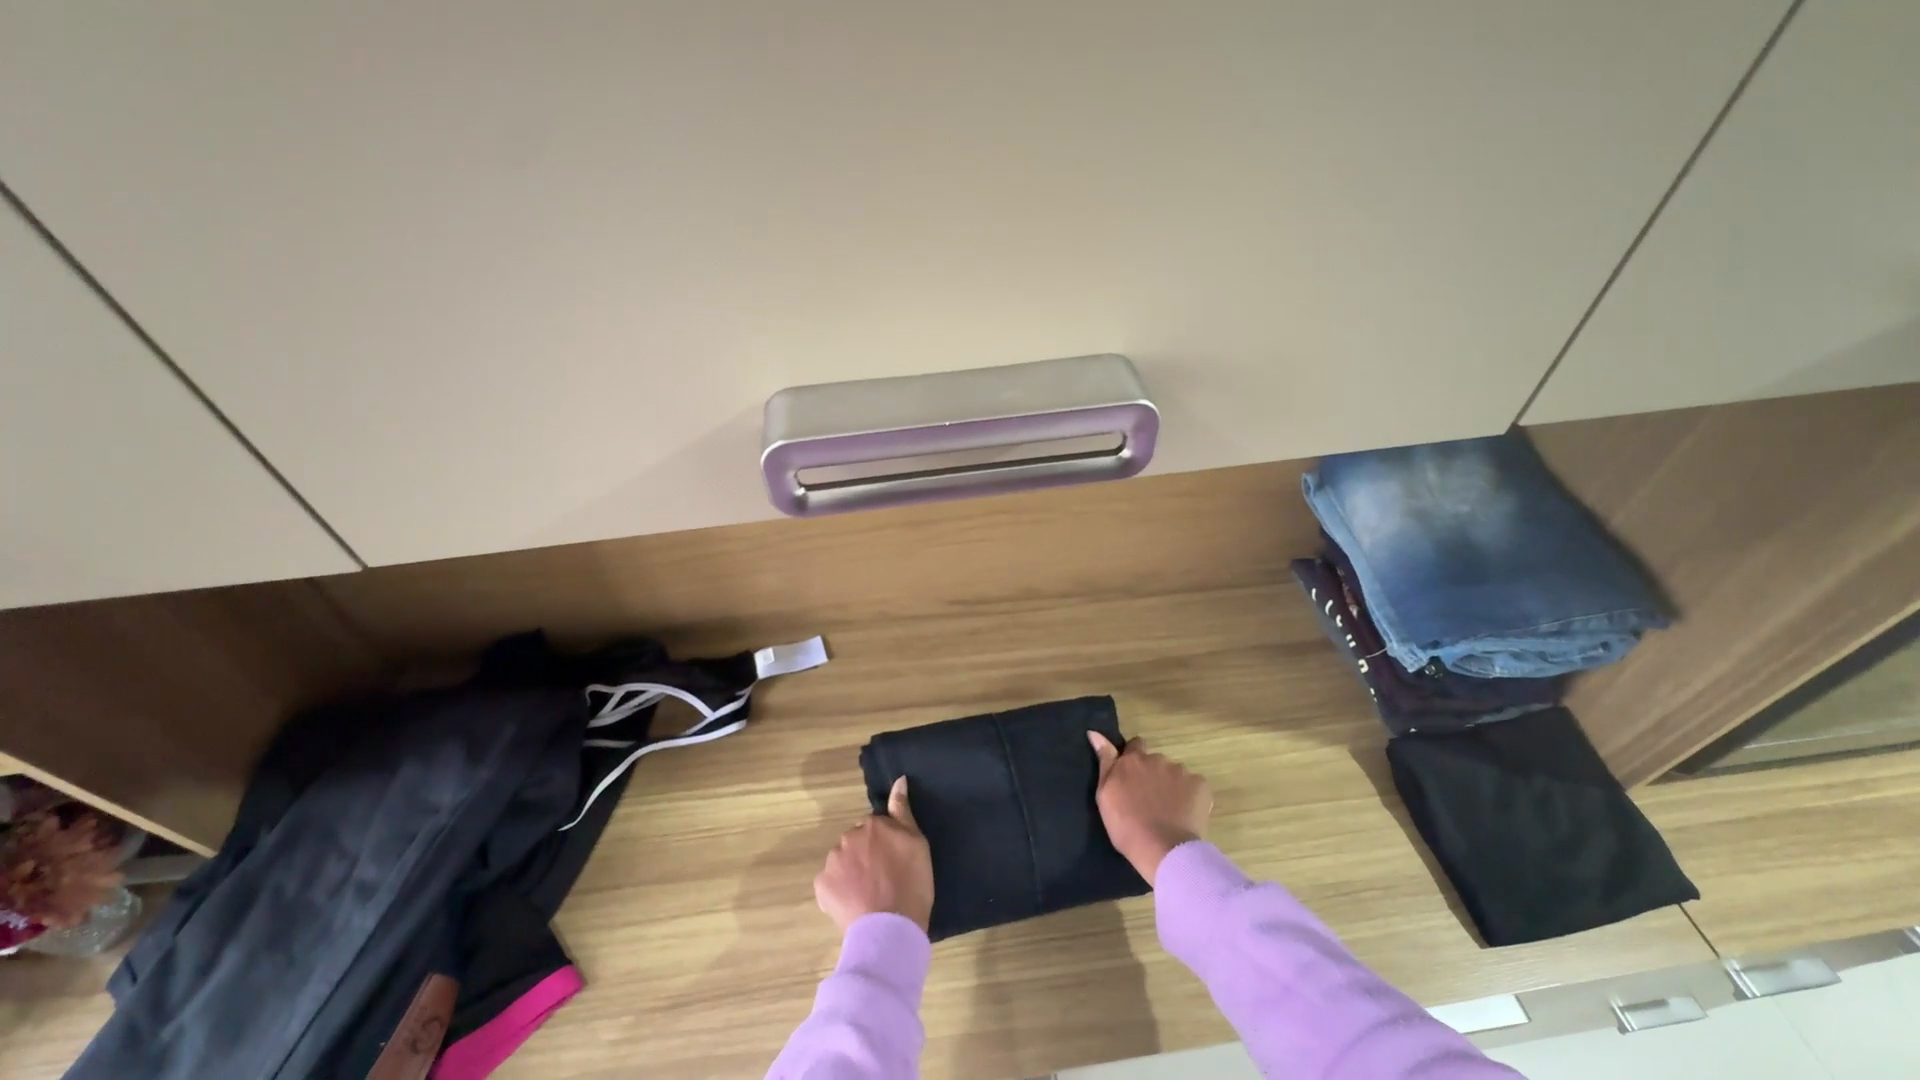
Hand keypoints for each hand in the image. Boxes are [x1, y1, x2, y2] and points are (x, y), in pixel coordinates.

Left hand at [814, 775, 934, 932]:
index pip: (876, 827)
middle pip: (857, 842)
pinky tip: (855, 905)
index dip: (885, 845)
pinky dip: (840, 891)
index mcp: (873, 824)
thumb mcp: (918, 844)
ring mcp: (832, 861)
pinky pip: (831, 884)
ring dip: (852, 872)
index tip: (894, 862)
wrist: (891, 928)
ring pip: (842, 861)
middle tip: (882, 879)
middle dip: (866, 855)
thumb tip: (899, 780)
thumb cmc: (911, 885)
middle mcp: (848, 836)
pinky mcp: (822, 886)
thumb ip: (903, 811)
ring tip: (869, 895)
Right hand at [1088, 732, 1212, 885]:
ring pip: (1175, 773)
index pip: (1135, 745)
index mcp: (1132, 760)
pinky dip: (1190, 796)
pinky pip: (1194, 785)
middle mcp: (1157, 759)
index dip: (1134, 758)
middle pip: (1155, 761)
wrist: (1162, 849)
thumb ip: (1104, 761)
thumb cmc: (1126, 826)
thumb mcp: (1105, 795)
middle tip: (1149, 799)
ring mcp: (1181, 771)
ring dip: (1170, 784)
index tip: (1132, 777)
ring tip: (1168, 810)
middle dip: (1152, 773)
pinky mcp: (1200, 785)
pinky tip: (1184, 814)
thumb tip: (1095, 733)